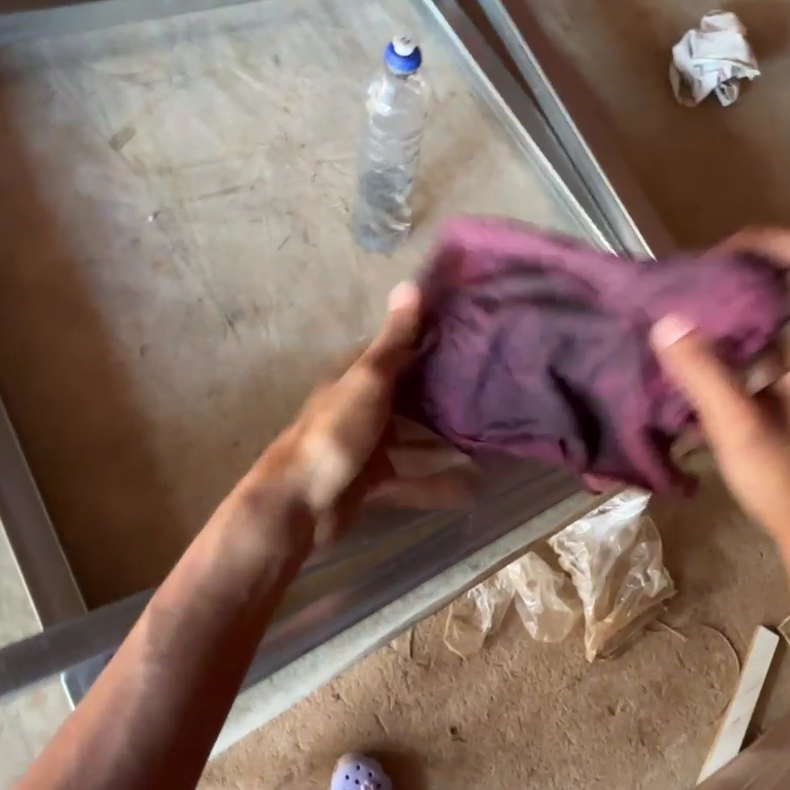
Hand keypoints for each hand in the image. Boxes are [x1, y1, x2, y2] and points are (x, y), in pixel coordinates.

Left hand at [252, 283, 466, 540]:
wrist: (299, 505)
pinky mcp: (371, 483)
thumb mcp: (368, 382)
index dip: (424, 339)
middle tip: (489, 386)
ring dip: (441, 439)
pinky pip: (411, 480)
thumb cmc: (334, 435)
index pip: (392, 350)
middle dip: (440, 392)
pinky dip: (437, 483)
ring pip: (411, 438)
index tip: (466, 333)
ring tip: (486, 435)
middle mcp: (359, 408)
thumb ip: (393, 341)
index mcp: (354, 379)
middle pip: (405, 395)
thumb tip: (410, 284)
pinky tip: (472, 486)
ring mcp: (365, 447)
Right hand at [650, 229, 789, 561]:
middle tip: (691, 281)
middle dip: (743, 270)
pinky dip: (737, 332)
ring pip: (780, 309)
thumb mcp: (740, 429)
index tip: (715, 257)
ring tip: (688, 306)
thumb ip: (703, 374)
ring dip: (737, 301)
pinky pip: (769, 339)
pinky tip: (699, 348)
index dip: (766, 243)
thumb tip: (665, 321)